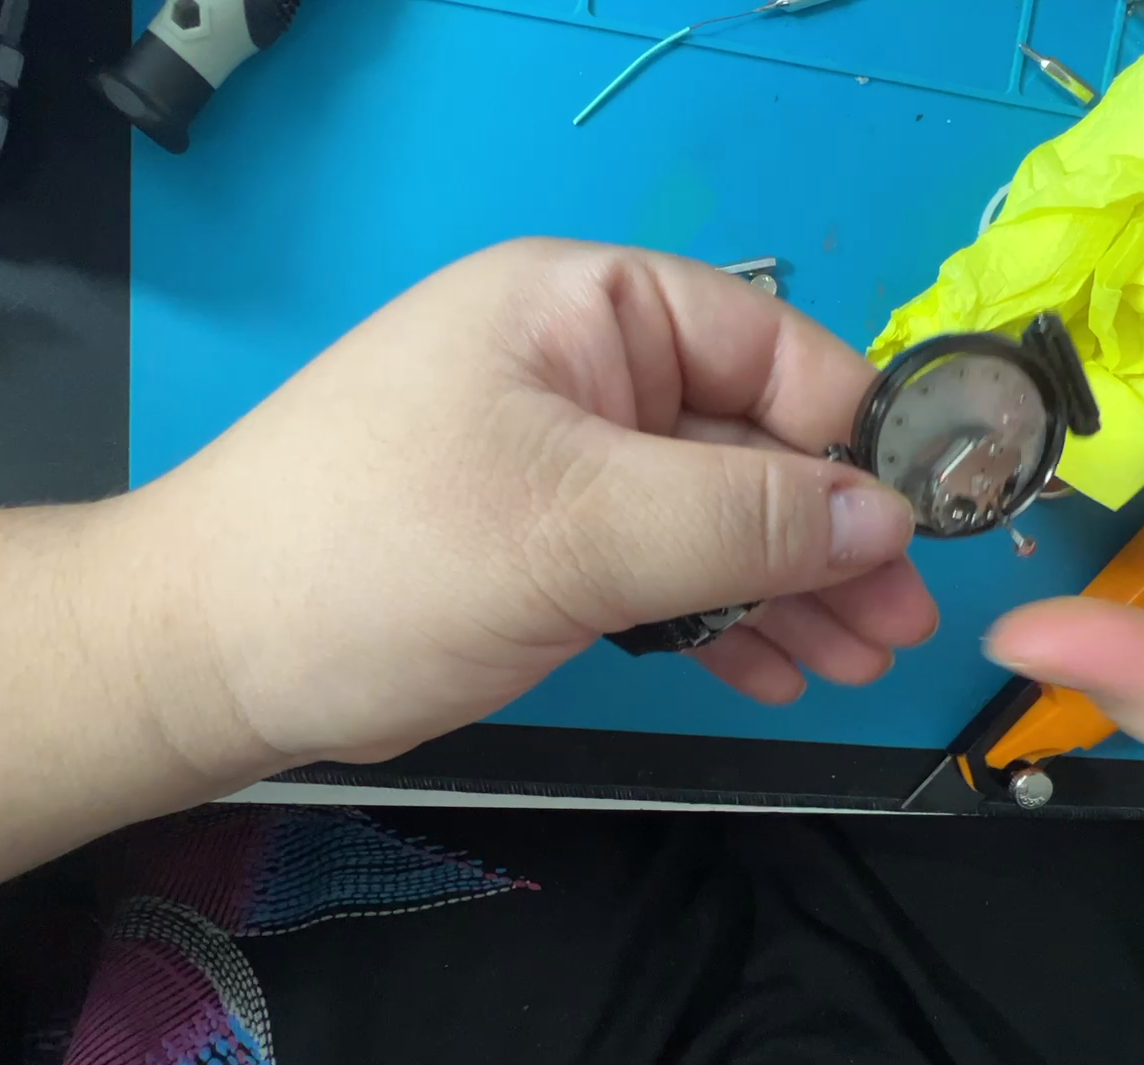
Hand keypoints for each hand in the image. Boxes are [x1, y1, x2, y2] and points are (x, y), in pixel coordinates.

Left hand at [110, 240, 935, 766]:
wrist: (224, 656)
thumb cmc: (385, 554)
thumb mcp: (577, 524)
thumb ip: (741, 517)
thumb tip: (883, 518)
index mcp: (592, 312)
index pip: (768, 351)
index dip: (851, 436)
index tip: (919, 525)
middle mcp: (593, 377)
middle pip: (751, 449)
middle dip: (828, 538)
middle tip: (898, 623)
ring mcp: (579, 469)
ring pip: (717, 523)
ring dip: (789, 593)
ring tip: (858, 661)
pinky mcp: (562, 548)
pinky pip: (670, 573)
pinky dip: (724, 623)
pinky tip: (778, 673)